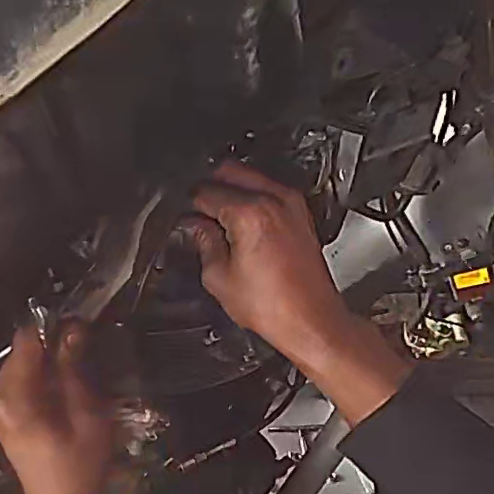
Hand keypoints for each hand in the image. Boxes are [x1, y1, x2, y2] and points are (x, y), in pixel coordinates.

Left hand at [0, 322, 112, 493]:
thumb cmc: (78, 468)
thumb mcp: (87, 415)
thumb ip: (74, 369)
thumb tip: (72, 329)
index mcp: (13, 397)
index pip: (26, 340)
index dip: (54, 330)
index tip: (81, 332)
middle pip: (23, 350)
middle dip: (53, 346)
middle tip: (85, 357)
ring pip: (23, 363)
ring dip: (50, 362)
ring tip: (78, 377)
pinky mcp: (2, 414)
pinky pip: (21, 380)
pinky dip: (43, 378)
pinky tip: (64, 393)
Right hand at [184, 160, 409, 423]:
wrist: (310, 321)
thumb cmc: (274, 307)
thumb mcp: (219, 277)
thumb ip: (203, 243)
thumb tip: (195, 228)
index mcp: (249, 212)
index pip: (205, 192)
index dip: (188, 206)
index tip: (183, 218)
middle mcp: (274, 200)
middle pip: (229, 171)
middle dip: (207, 188)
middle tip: (195, 211)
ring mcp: (291, 205)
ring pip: (251, 176)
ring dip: (230, 190)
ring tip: (216, 219)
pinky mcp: (301, 215)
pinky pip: (269, 191)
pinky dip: (252, 198)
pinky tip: (241, 223)